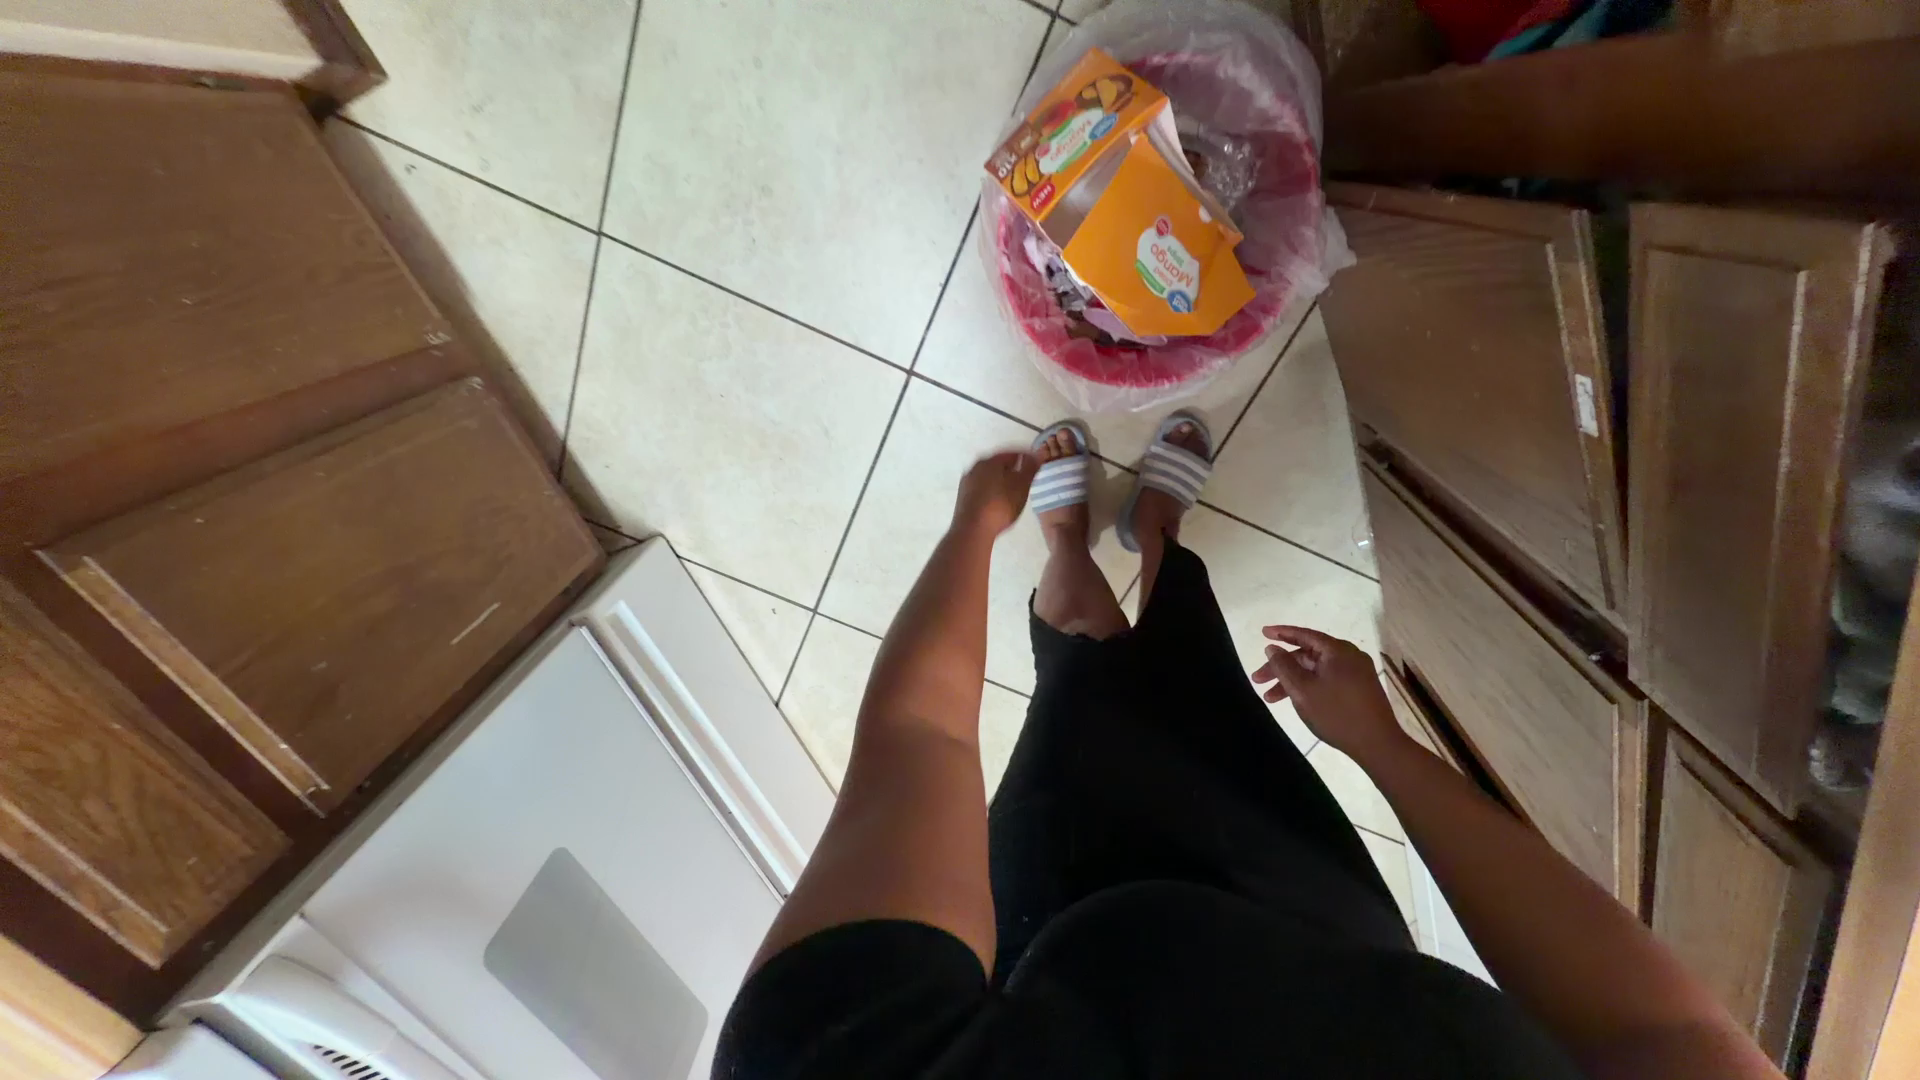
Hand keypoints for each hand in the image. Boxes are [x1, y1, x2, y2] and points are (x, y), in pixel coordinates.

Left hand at [952, 451, 1036, 538]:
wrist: (973, 530)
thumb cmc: (1000, 506)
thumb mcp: (1022, 486)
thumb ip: (1031, 468)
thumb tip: (1039, 452)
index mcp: (990, 460)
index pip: (1012, 453)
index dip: (1026, 457)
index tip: (1035, 465)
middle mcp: (975, 467)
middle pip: (998, 464)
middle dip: (1012, 469)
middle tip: (1025, 478)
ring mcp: (967, 482)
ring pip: (989, 476)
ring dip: (1001, 481)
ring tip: (1013, 491)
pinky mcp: (963, 497)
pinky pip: (982, 488)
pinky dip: (992, 491)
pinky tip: (998, 501)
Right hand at [1250, 625, 1410, 763]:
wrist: (1377, 745)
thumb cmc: (1336, 713)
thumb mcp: (1302, 689)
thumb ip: (1283, 666)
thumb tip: (1272, 648)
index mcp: (1338, 651)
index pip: (1304, 635)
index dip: (1281, 634)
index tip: (1263, 633)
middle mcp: (1349, 657)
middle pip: (1308, 655)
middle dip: (1281, 667)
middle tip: (1258, 679)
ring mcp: (1357, 673)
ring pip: (1316, 670)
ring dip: (1292, 680)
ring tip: (1270, 698)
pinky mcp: (1359, 689)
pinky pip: (1327, 680)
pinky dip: (1308, 686)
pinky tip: (1296, 700)